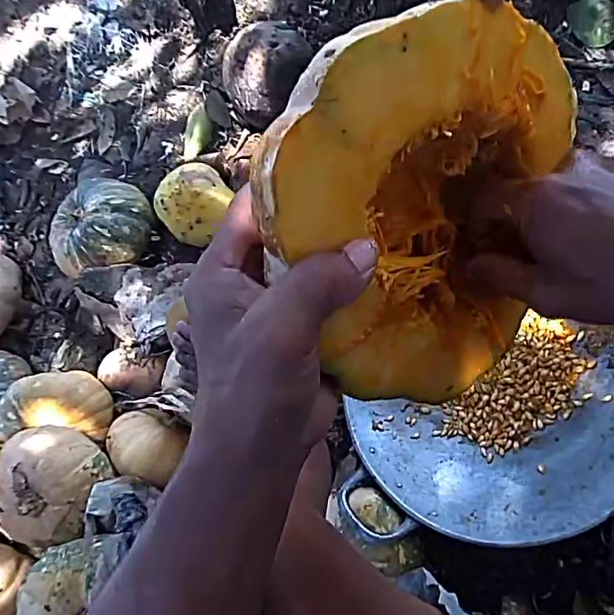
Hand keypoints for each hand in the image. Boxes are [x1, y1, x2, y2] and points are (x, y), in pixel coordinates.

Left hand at [178, 189, 375, 462]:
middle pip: (289, 239)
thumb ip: (317, 282)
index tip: (328, 160)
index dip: (282, 184)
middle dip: (326, 222)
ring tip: (390, 230)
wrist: (262, 453)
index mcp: (223, 273)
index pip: (248, 211)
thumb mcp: (278, 326)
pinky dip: (357, 292)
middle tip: (373, 196)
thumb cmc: (252, 387)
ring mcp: (281, 312)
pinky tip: (390, 278)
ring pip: (316, 271)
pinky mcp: (308, 336)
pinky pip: (334, 303)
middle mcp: (249, 286)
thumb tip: (367, 250)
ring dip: (345, 259)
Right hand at [466, 151, 613, 324]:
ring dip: (546, 215)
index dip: (476, 227)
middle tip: (525, 259)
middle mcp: (562, 170)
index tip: (486, 253)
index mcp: (535, 198)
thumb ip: (503, 277)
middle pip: (518, 190)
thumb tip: (474, 265)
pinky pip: (583, 184)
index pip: (483, 199)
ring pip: (552, 187)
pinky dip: (576, 207)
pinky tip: (599, 239)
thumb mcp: (551, 296)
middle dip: (512, 223)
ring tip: (567, 251)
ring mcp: (597, 164)